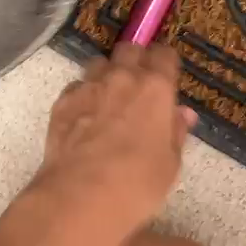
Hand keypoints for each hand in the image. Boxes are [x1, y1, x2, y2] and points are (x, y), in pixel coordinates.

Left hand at [26, 42, 196, 245]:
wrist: (80, 196)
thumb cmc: (137, 184)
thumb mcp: (170, 164)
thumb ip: (175, 132)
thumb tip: (182, 113)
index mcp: (155, 88)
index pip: (165, 54)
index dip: (166, 62)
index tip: (166, 74)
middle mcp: (123, 77)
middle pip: (130, 49)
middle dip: (136, 60)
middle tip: (139, 84)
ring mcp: (89, 85)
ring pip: (100, 63)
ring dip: (107, 74)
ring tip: (109, 100)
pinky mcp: (63, 100)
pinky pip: (77, 86)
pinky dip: (84, 95)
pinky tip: (85, 118)